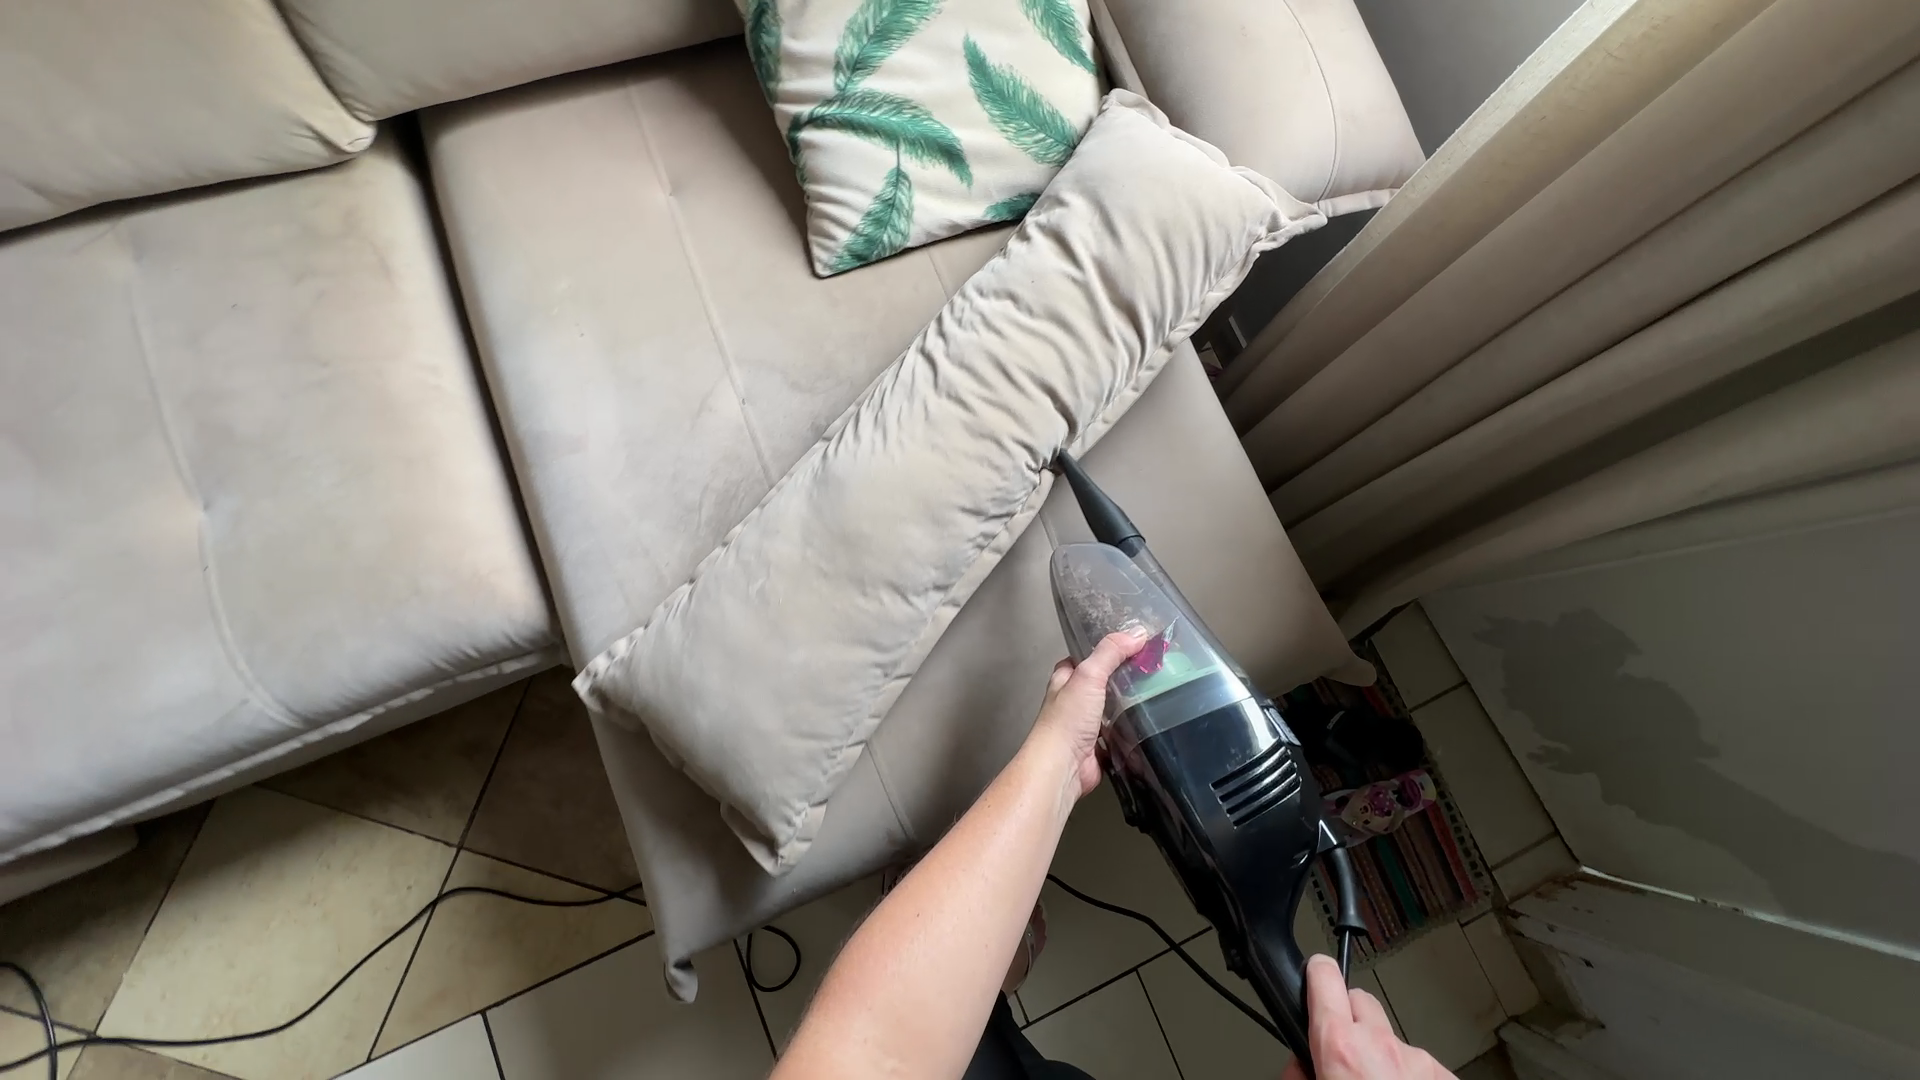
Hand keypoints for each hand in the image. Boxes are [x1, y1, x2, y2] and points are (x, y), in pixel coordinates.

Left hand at [1026, 629, 1148, 800]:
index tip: (1136, 644)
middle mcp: (1073, 699)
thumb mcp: (1089, 675)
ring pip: (1113, 707)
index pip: (1086, 656)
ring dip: (1131, 703)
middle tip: (1154, 668)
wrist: (1063, 766)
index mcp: (1065, 678)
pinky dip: (1133, 728)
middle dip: (1124, 677)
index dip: (1107, 649)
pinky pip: (1120, 732)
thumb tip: (1137, 632)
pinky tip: (1153, 722)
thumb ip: (1110, 653)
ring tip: (1161, 691)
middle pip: (1102, 682)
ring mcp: (1086, 724)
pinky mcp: (1100, 745)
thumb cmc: (1068, 718)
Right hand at [1282, 955, 1454, 1079]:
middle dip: (1352, 1018)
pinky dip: (1413, 1076)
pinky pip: (1423, 1064)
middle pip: (1360, 1001)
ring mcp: (1419, 1061)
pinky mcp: (1447, 1078)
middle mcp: (1379, 1045)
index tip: (1315, 971)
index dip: (1317, 971)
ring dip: (1384, 1054)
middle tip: (1348, 1051)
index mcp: (1340, 1045)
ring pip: (1393, 1037)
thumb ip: (1300, 1069)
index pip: (1324, 974)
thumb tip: (1298, 1064)